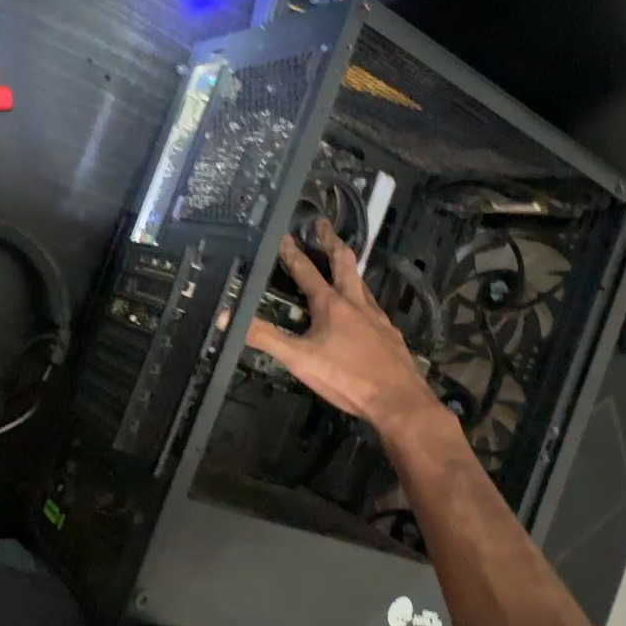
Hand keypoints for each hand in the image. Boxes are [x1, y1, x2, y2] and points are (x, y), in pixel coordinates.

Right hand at [245, 219, 451, 442]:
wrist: (398, 400)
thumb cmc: (346, 377)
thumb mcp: (298, 359)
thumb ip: (264, 337)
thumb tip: (227, 317)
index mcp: (330, 304)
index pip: (306, 270)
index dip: (292, 251)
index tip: (283, 233)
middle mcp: (355, 302)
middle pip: (344, 262)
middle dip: (331, 241)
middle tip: (322, 225)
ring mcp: (376, 317)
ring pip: (361, 282)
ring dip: (348, 268)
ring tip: (341, 262)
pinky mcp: (389, 334)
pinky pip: (373, 307)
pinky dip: (362, 298)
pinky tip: (361, 311)